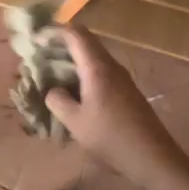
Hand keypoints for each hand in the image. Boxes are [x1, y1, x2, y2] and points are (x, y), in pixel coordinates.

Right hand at [44, 26, 188, 182]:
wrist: (153, 157)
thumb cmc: (110, 137)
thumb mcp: (74, 121)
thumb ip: (57, 100)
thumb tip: (53, 90)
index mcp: (97, 68)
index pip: (75, 34)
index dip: (54, 32)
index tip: (35, 40)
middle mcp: (111, 66)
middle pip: (85, 42)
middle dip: (60, 45)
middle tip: (39, 57)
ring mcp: (122, 78)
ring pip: (93, 57)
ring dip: (72, 60)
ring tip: (52, 74)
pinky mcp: (126, 91)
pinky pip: (100, 71)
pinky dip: (82, 73)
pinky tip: (73, 91)